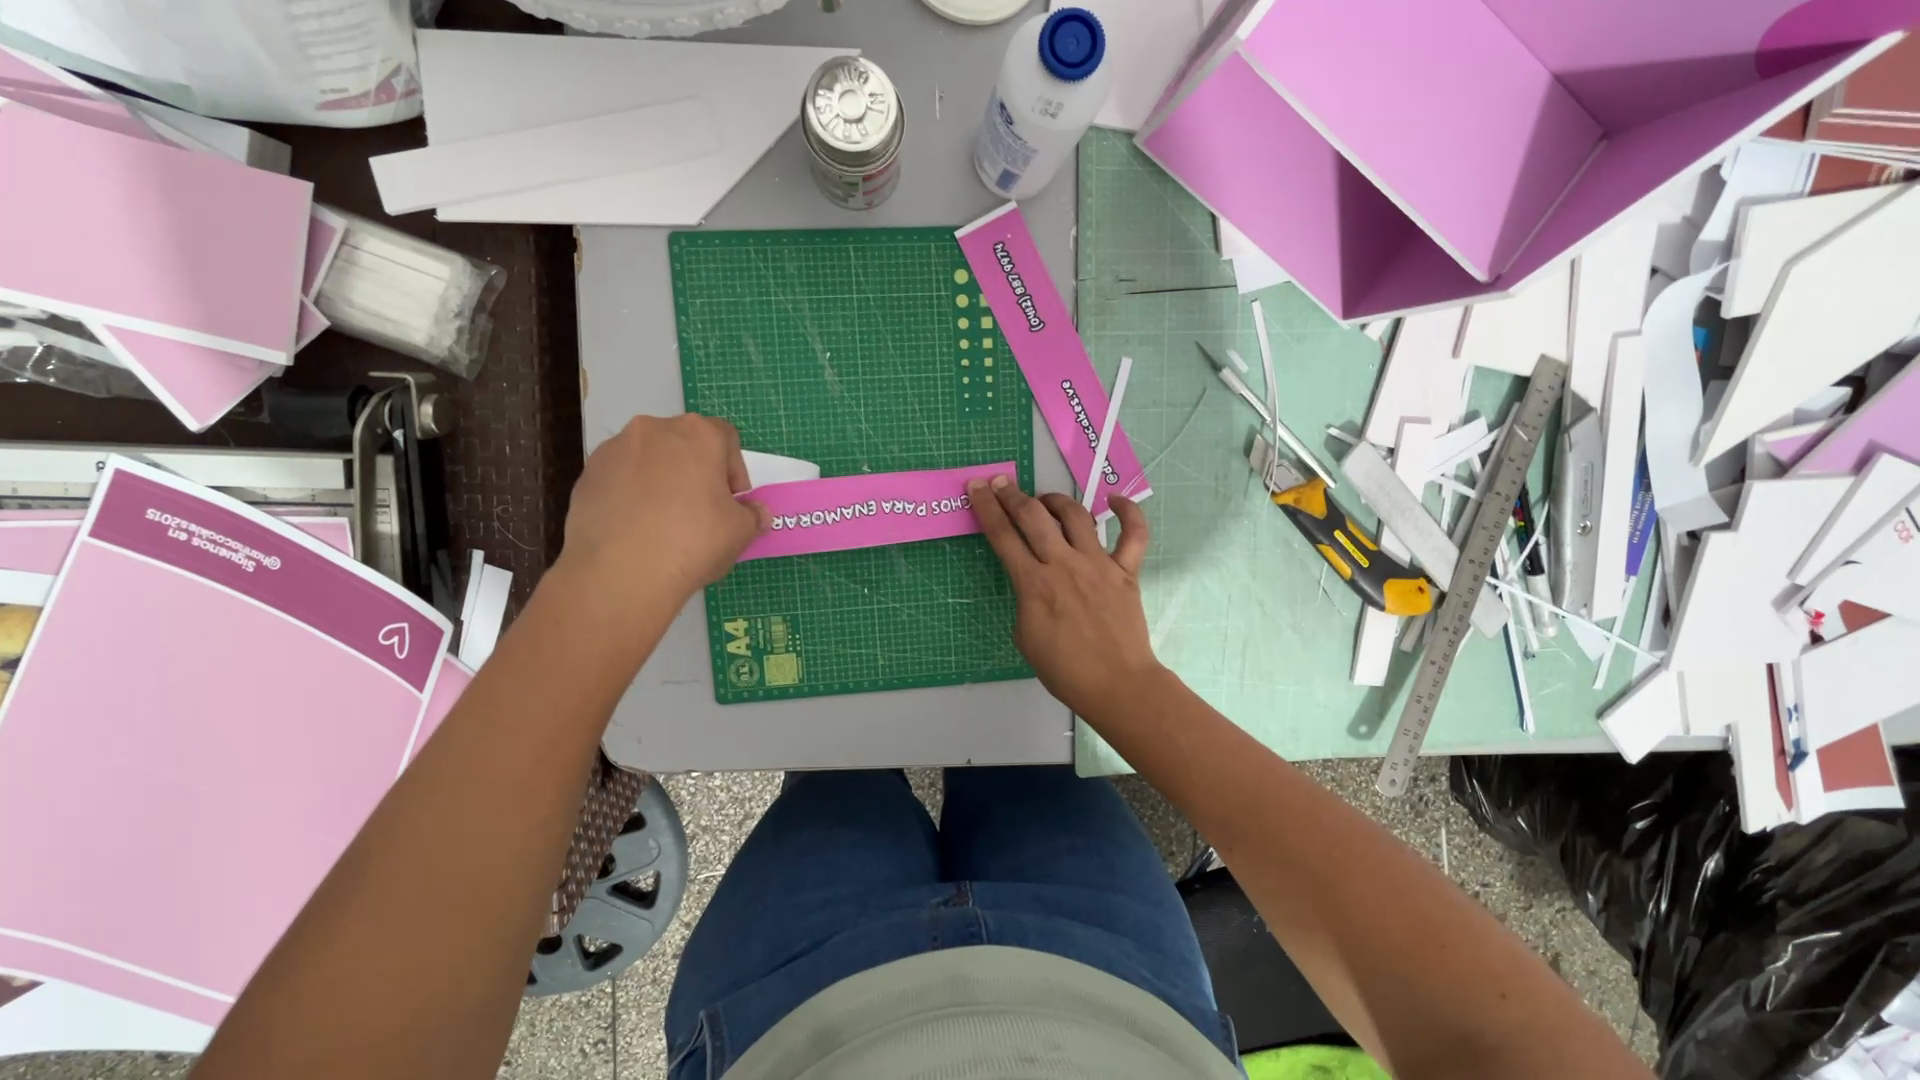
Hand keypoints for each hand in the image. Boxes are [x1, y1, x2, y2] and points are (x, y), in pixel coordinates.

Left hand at [560, 414, 767, 604]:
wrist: (620, 572)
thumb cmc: (693, 542)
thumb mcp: (740, 532)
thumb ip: (752, 516)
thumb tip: (757, 513)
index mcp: (698, 434)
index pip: (726, 438)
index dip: (734, 471)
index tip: (733, 502)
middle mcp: (654, 430)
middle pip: (684, 444)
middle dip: (696, 472)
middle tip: (702, 511)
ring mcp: (615, 450)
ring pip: (649, 460)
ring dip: (661, 481)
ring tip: (664, 523)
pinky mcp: (587, 476)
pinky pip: (620, 480)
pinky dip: (631, 496)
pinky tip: (636, 530)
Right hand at [968, 477, 1167, 718]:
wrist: (1116, 685)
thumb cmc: (1064, 670)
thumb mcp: (1025, 635)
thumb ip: (1026, 599)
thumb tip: (1034, 580)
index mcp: (1034, 584)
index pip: (1003, 536)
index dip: (987, 508)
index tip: (978, 487)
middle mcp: (1064, 565)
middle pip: (1033, 516)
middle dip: (1012, 495)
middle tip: (1002, 483)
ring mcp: (1099, 565)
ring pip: (1076, 515)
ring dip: (1056, 500)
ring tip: (1045, 500)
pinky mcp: (1126, 572)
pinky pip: (1133, 534)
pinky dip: (1127, 512)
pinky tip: (1114, 501)